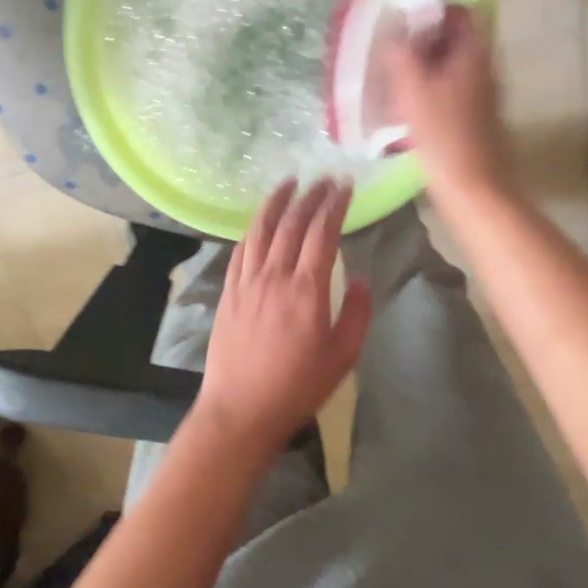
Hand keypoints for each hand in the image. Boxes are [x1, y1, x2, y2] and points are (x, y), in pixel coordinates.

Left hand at [198, 180, 372, 444]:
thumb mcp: (342, 356)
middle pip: (292, 224)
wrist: (241, 410)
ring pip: (260, 230)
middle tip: (323, 178)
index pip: (322, 233)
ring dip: (276, 203)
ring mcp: (246, 283)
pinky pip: (240, 251)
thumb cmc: (298, 387)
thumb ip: (355, 313)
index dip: (334, 205)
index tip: (344, 185)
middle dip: (310, 196)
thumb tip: (359, 278)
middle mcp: (274, 276)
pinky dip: (252, 230)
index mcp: (307, 289)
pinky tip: (258, 224)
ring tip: (288, 183)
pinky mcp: (228, 294)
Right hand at [388, 6, 509, 195]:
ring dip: (425, 70)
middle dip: (424, 43)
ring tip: (394, 81)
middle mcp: (486, 67)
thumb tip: (394, 26)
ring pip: (452, 68)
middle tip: (393, 53)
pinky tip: (407, 111)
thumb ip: (402, 51)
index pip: (462, 13)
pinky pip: (452, 91)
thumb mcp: (412, 88)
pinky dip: (431, 92)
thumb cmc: (443, 135)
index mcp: (474, 53)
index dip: (433, 12)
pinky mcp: (477, 118)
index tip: (405, 24)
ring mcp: (484, 94)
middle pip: (456, 41)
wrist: (473, 187)